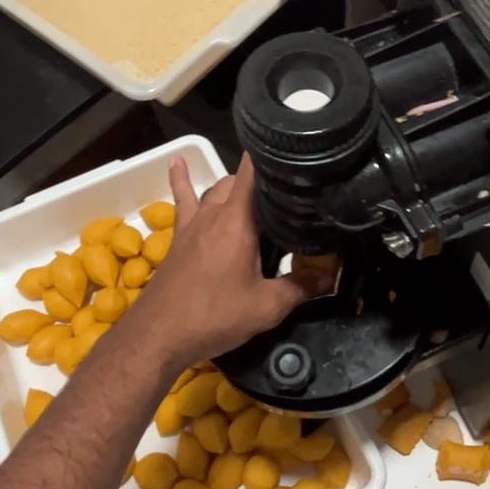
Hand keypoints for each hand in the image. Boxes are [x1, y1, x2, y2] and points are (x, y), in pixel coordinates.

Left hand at [121, 153, 323, 368]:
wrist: (159, 334)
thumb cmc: (214, 315)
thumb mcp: (267, 307)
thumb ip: (301, 288)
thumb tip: (330, 278)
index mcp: (238, 220)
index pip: (254, 172)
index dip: (273, 157)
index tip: (294, 154)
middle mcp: (214, 213)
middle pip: (239, 181)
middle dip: (262, 182)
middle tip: (287, 196)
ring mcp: (193, 223)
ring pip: (216, 190)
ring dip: (234, 188)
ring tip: (256, 193)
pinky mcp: (180, 236)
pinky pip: (184, 200)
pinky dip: (182, 180)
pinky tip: (177, 162)